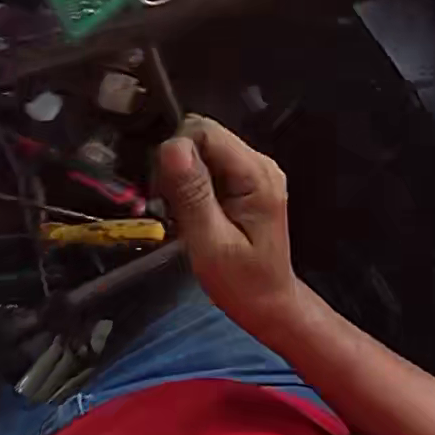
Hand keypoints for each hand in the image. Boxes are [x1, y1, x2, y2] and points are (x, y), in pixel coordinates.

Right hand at [154, 116, 305, 333]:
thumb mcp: (210, 243)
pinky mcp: (244, 181)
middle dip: (177, 164)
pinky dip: (192, 183)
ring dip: (182, 176)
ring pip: (203, 149)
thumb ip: (192, 194)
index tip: (164, 191)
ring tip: (183, 212)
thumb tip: (172, 147)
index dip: (175, 153)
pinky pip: (209, 165)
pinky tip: (192, 210)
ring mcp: (254, 171)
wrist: (269, 303)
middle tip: (171, 205)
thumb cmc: (243, 282)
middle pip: (203, 135)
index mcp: (256, 175)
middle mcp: (259, 164)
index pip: (205, 131)